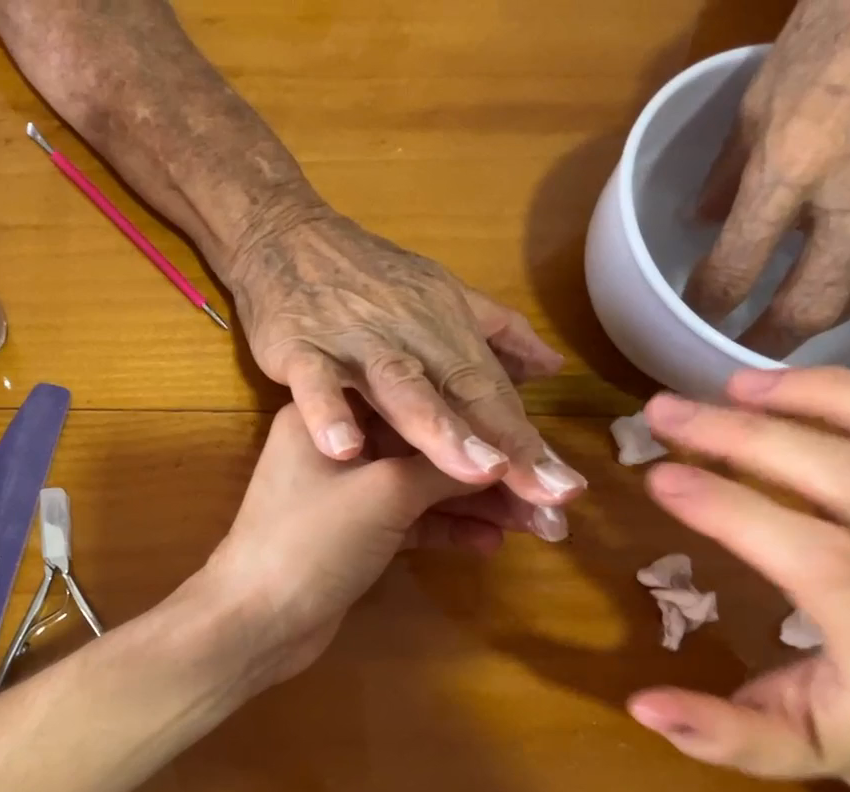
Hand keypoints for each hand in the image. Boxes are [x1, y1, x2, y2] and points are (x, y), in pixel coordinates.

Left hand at [194, 405, 530, 685]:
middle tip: (552, 491)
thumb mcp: (384, 491)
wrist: (255, 619)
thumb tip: (509, 452)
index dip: (480, 412)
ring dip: (478, 505)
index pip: (420, 396)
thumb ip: (446, 466)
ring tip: (540, 524)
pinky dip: (448, 529)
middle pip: (429, 444)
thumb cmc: (311, 539)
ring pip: (424, 486)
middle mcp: (340, 439)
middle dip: (490, 470)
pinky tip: (493, 542)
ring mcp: (345, 489)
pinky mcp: (354, 531)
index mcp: (334, 408)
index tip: (536, 424)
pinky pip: (411, 520)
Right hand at [226, 209, 586, 511]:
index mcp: (446, 330)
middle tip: (543, 494)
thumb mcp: (438, 297)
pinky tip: (343, 450)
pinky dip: (328, 412)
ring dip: (439, 427)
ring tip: (477, 472)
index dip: (530, 444)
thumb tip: (552, 367)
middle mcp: (410, 338)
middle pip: (462, 395)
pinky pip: (315, 384)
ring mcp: (354, 345)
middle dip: (504, 445)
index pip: (494, 393)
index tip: (566, 491)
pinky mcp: (300, 349)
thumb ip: (495, 334)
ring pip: (401, 387)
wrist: (284, 238)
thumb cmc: (365, 277)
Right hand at [626, 350, 849, 783]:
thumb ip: (713, 734)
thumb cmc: (848, 737)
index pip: (824, 562)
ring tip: (744, 384)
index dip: (736, 509)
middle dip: (756, 437)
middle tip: (669, 412)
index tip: (658, 476)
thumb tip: (641, 703)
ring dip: (839, 395)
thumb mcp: (776, 754)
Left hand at [686, 0, 849, 356]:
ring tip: (796, 329)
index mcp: (793, 167)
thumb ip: (730, 168)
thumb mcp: (761, 94)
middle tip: (744, 354)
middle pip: (815, 302)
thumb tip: (702, 220)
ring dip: (831, 320)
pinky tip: (847, 278)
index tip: (694, 316)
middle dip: (773, 340)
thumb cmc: (846, 18)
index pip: (737, 268)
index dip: (709, 304)